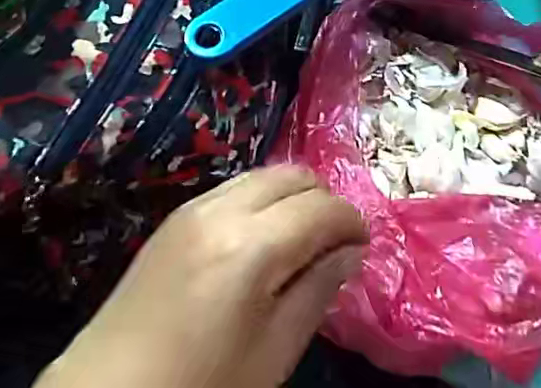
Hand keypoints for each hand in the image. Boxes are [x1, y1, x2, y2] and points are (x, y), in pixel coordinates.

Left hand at [41, 167, 366, 387]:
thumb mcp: (272, 352)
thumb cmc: (202, 383)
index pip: (320, 207)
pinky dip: (261, 199)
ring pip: (262, 174)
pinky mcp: (176, 215)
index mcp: (251, 245)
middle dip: (323, 199)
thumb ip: (316, 292)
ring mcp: (194, 205)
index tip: (364, 245)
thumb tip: (349, 251)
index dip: (351, 220)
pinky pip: (233, 187)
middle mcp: (222, 208)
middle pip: (291, 174)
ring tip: (303, 239)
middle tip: (337, 240)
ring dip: (292, 195)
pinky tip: (263, 237)